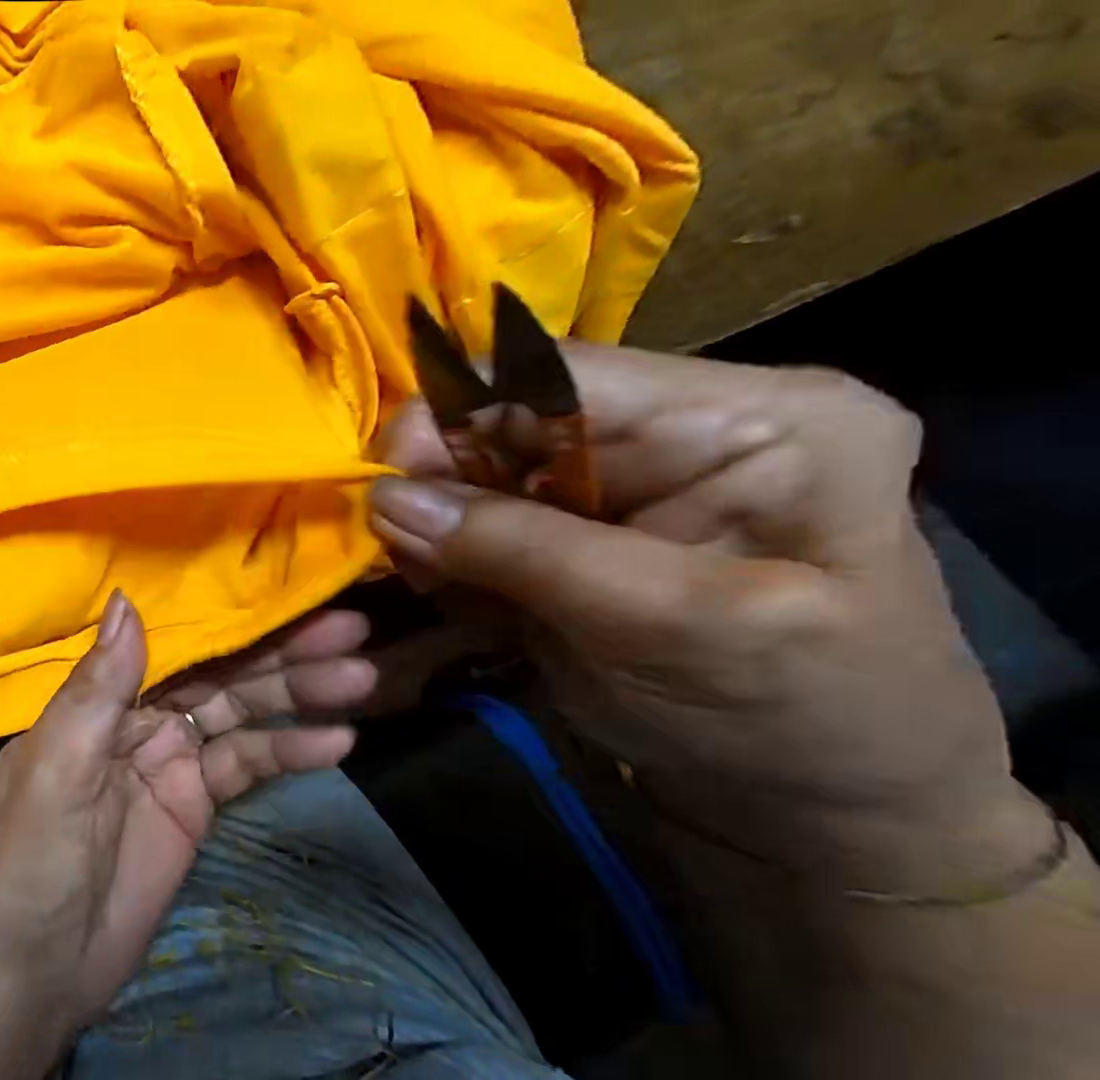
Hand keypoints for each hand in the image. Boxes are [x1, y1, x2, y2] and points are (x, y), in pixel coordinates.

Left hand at [0, 592, 375, 1078]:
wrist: (36, 972)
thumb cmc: (29, 863)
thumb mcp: (53, 771)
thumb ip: (96, 690)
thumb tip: (127, 600)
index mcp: (101, 696)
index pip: (174, 642)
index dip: (228, 615)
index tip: (287, 589)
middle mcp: (142, 715)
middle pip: (220, 672)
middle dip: (282, 650)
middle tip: (351, 628)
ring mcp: (174, 758)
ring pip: (243, 712)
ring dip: (299, 695)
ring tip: (361, 678)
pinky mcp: (198, 802)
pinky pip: (248, 765)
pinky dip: (290, 752)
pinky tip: (337, 741)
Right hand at [369, 343, 1053, 888]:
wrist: (820, 801)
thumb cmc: (796, 719)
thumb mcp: (668, 627)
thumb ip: (524, 552)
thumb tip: (386, 500)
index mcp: (748, 417)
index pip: (563, 375)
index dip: (455, 414)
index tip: (386, 484)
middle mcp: (678, 423)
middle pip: (511, 417)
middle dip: (440, 479)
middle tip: (400, 550)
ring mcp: (624, 478)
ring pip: (482, 468)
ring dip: (437, 521)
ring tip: (426, 580)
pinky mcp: (581, 525)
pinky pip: (484, 515)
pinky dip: (448, 550)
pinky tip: (449, 588)